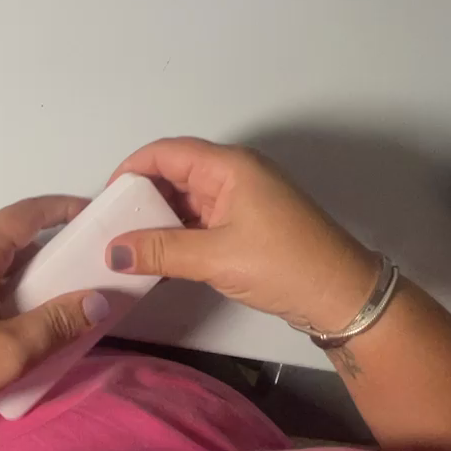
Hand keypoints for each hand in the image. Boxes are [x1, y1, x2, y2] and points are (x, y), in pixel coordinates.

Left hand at [0, 196, 109, 450]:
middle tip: (87, 266)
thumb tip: (98, 300)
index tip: (93, 212)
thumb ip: (57, 323)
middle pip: (11, 237)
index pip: (26, 213)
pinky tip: (17, 319)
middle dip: (51, 246)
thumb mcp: (9, 351)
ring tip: (61, 296)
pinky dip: (5, 287)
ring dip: (27, 272)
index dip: (62, 208)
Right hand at [107, 137, 379, 328]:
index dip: (132, 168)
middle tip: (112, 224)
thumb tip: (112, 252)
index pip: (167, 152)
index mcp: (229, 167)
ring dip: (159, 219)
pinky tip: (157, 256)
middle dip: (142, 196)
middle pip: (175, 173)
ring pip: (186, 199)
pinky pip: (200, 220)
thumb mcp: (215, 258)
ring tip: (127, 243)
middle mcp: (234, 175)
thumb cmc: (282, 265)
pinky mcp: (246, 224)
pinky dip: (177, 234)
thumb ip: (160, 251)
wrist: (344, 298)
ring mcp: (242, 200)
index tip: (106, 198)